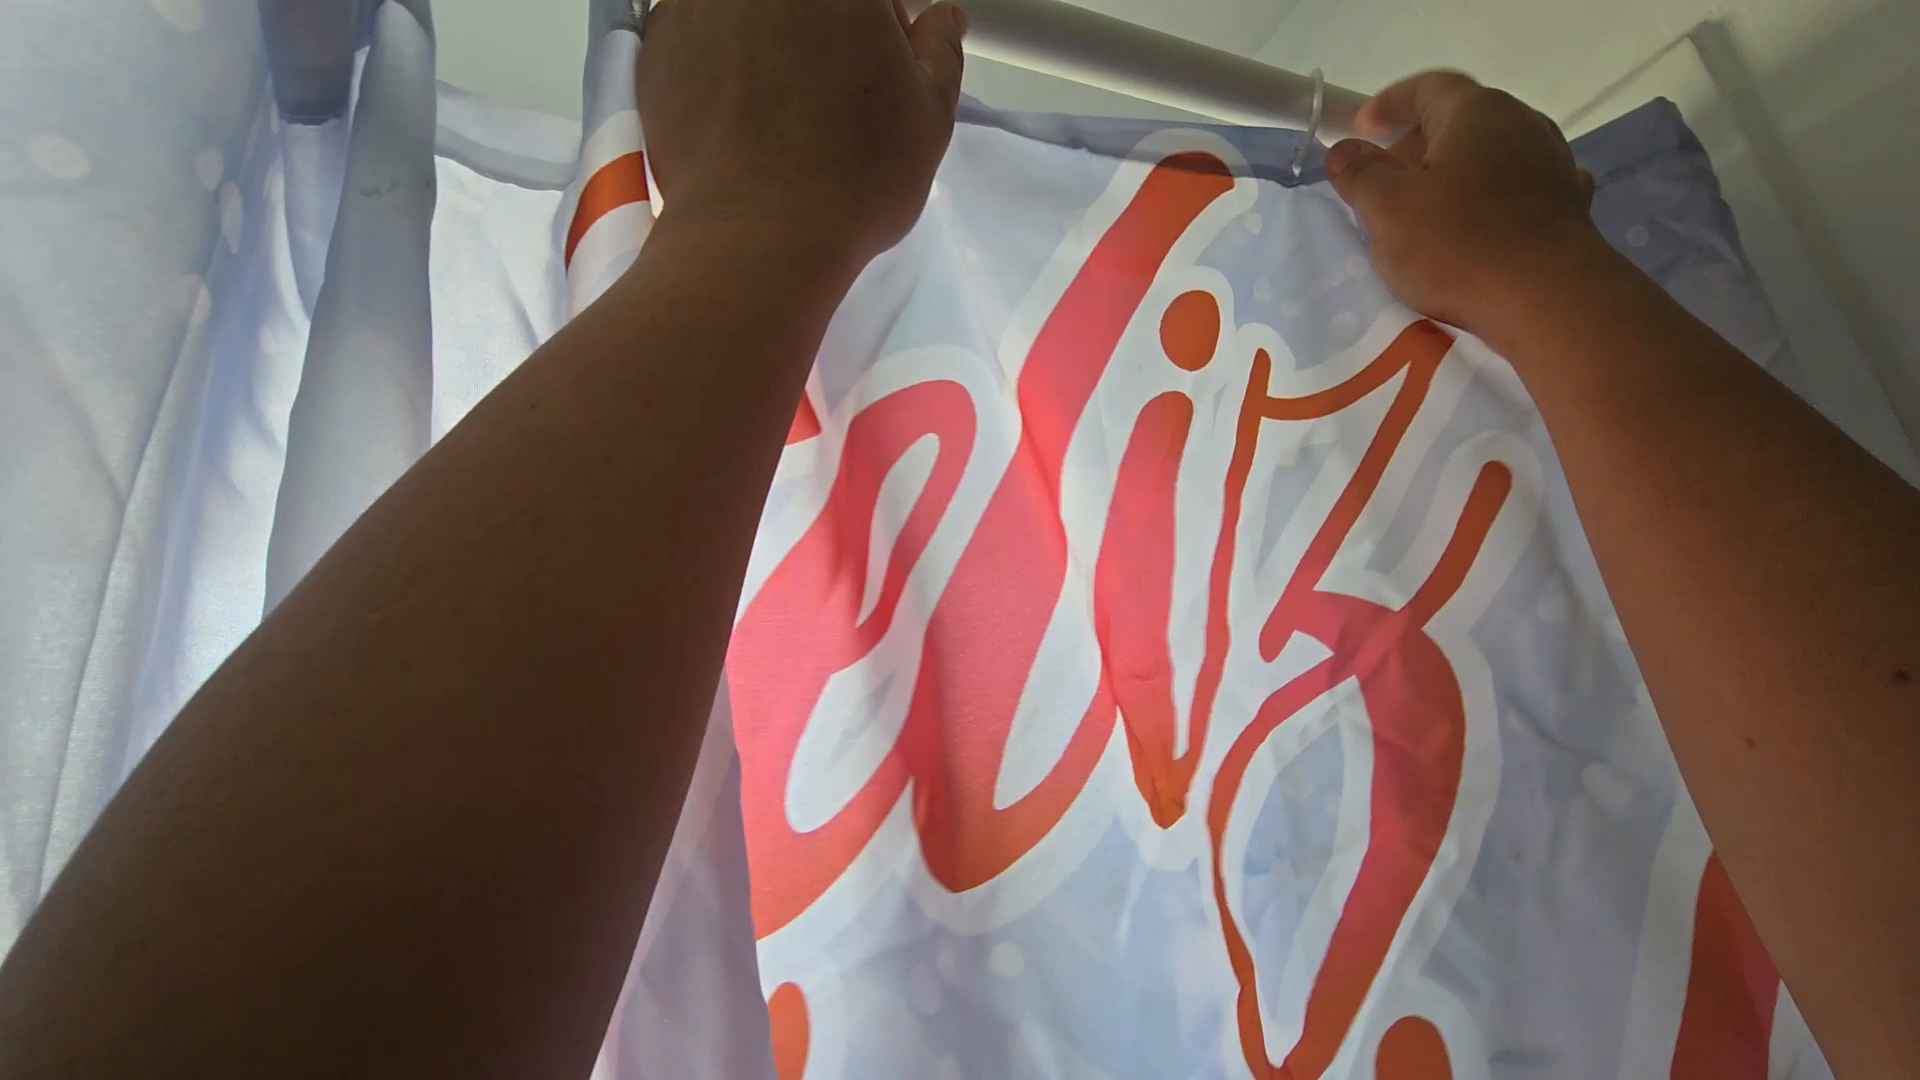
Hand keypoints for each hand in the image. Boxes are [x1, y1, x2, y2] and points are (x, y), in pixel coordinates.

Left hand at [638, 0, 967, 266]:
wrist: (761, 237)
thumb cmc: (858, 177)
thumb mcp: (929, 119)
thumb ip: (940, 52)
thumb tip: (942, 17)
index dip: (883, 27)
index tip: (880, 65)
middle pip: (807, 3)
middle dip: (824, 34)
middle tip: (833, 94)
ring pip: (752, 17)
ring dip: (772, 47)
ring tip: (783, 115)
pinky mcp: (657, 42)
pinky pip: (701, 39)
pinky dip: (722, 67)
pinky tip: (742, 123)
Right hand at [1326, 72, 1602, 335]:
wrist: (1543, 296)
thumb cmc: (1455, 244)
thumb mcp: (1387, 209)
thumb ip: (1361, 175)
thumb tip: (1344, 150)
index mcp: (1476, 114)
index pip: (1428, 88)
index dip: (1390, 104)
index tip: (1361, 128)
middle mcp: (1521, 124)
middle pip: (1461, 119)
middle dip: (1417, 143)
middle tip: (1384, 178)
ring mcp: (1550, 162)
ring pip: (1489, 154)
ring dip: (1453, 172)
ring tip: (1424, 209)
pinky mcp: (1564, 203)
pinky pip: (1515, 187)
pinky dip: (1487, 197)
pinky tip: (1476, 223)